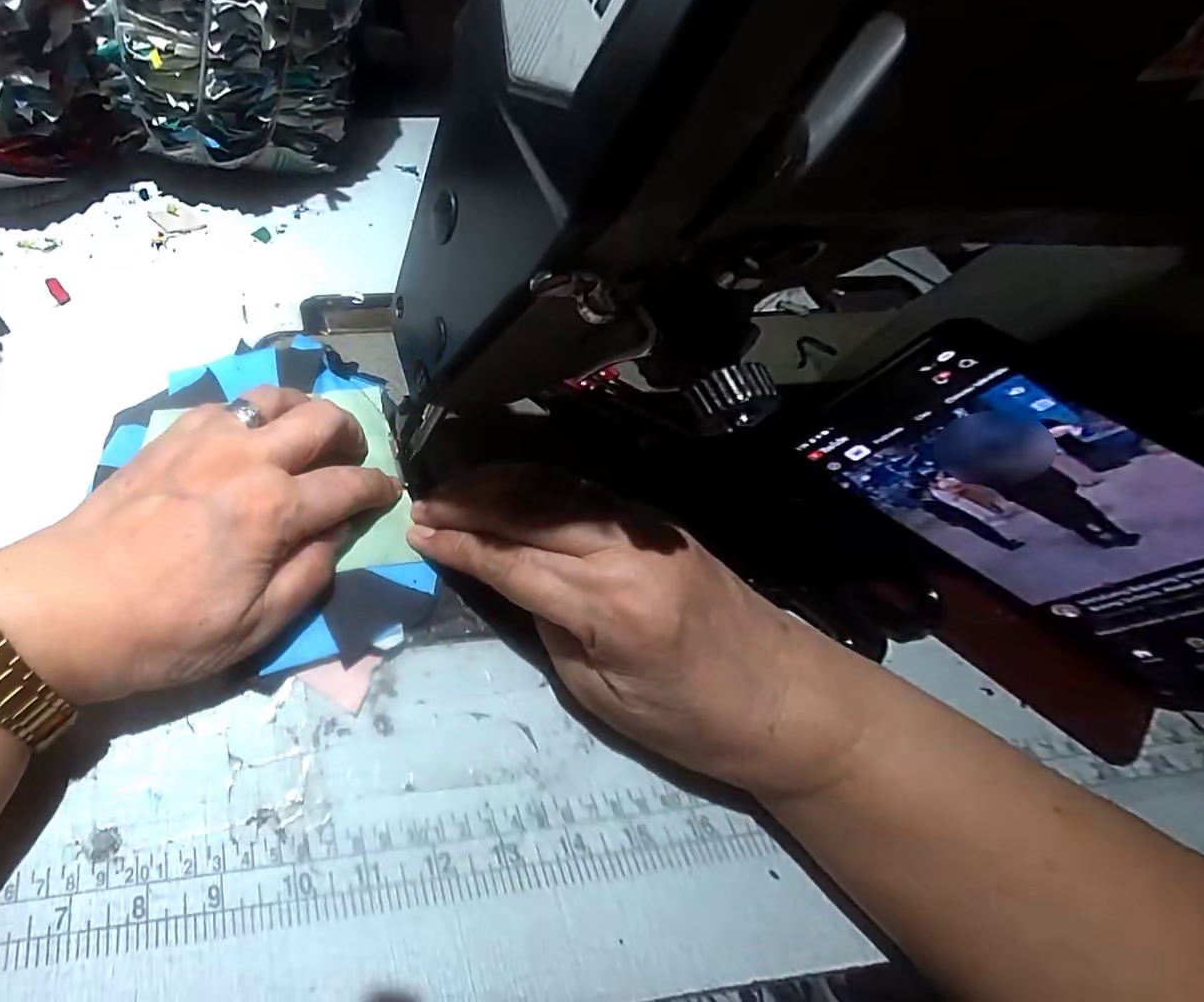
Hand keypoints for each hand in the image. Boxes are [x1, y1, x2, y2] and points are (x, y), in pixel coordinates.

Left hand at [0, 388, 400, 704]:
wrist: (60, 609)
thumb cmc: (163, 632)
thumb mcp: (253, 628)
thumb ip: (309, 575)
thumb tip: (337, 533)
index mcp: (275, 509)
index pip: (349, 484)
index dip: (378, 487)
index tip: (389, 491)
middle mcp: (248, 458)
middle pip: (322, 419)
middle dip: (351, 435)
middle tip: (352, 458)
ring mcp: (205, 440)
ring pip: (273, 397)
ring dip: (304, 410)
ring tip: (306, 436)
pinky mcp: (169, 437)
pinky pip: (226, 404)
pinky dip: (253, 414)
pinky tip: (247, 439)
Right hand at [407, 465, 870, 801]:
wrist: (786, 698)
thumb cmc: (689, 720)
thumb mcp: (600, 693)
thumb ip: (551, 626)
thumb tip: (516, 580)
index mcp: (608, 606)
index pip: (511, 561)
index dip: (459, 545)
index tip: (417, 533)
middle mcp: (623, 551)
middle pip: (527, 513)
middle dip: (467, 505)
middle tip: (422, 503)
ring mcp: (643, 528)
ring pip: (553, 490)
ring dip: (496, 483)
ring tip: (453, 488)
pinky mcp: (655, 521)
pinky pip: (582, 491)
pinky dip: (535, 483)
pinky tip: (508, 484)